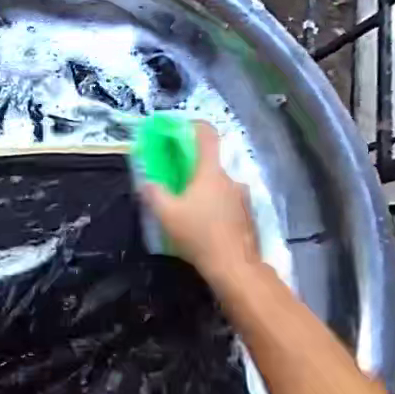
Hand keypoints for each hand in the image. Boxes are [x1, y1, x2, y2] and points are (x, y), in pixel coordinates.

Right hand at [138, 121, 262, 286]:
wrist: (235, 267)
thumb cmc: (199, 235)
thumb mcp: (166, 214)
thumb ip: (153, 193)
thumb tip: (146, 182)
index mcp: (210, 171)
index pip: (206, 135)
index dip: (193, 126)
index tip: (179, 130)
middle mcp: (230, 178)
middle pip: (210, 163)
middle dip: (192, 169)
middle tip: (175, 181)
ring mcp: (243, 197)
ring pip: (219, 185)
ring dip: (204, 191)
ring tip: (189, 209)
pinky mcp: (248, 215)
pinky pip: (228, 202)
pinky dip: (215, 206)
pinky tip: (204, 225)